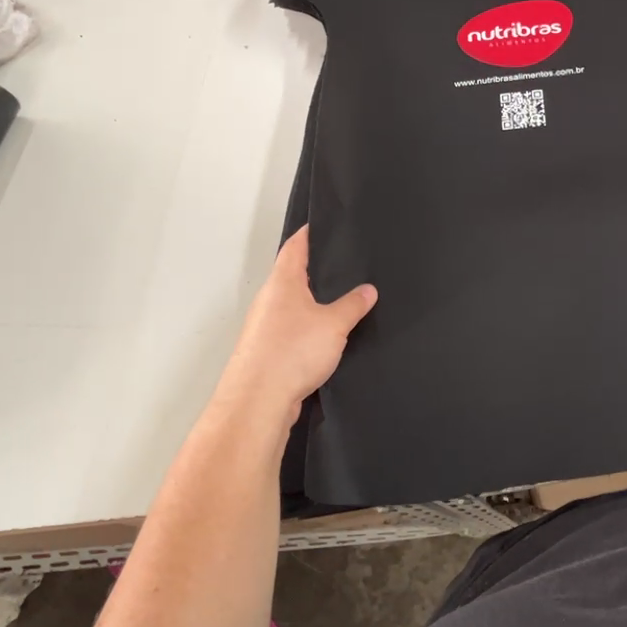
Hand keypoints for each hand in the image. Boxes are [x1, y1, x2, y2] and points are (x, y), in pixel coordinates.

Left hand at [218, 227, 376, 412]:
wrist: (257, 402)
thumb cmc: (293, 351)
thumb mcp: (334, 324)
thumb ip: (354, 304)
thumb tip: (369, 290)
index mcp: (282, 283)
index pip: (295, 247)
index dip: (308, 234)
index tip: (322, 224)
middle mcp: (269, 301)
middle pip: (291, 275)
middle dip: (314, 269)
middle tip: (343, 261)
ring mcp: (264, 328)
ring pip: (291, 305)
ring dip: (311, 302)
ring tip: (341, 298)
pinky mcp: (266, 352)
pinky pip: (291, 330)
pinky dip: (308, 328)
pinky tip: (327, 336)